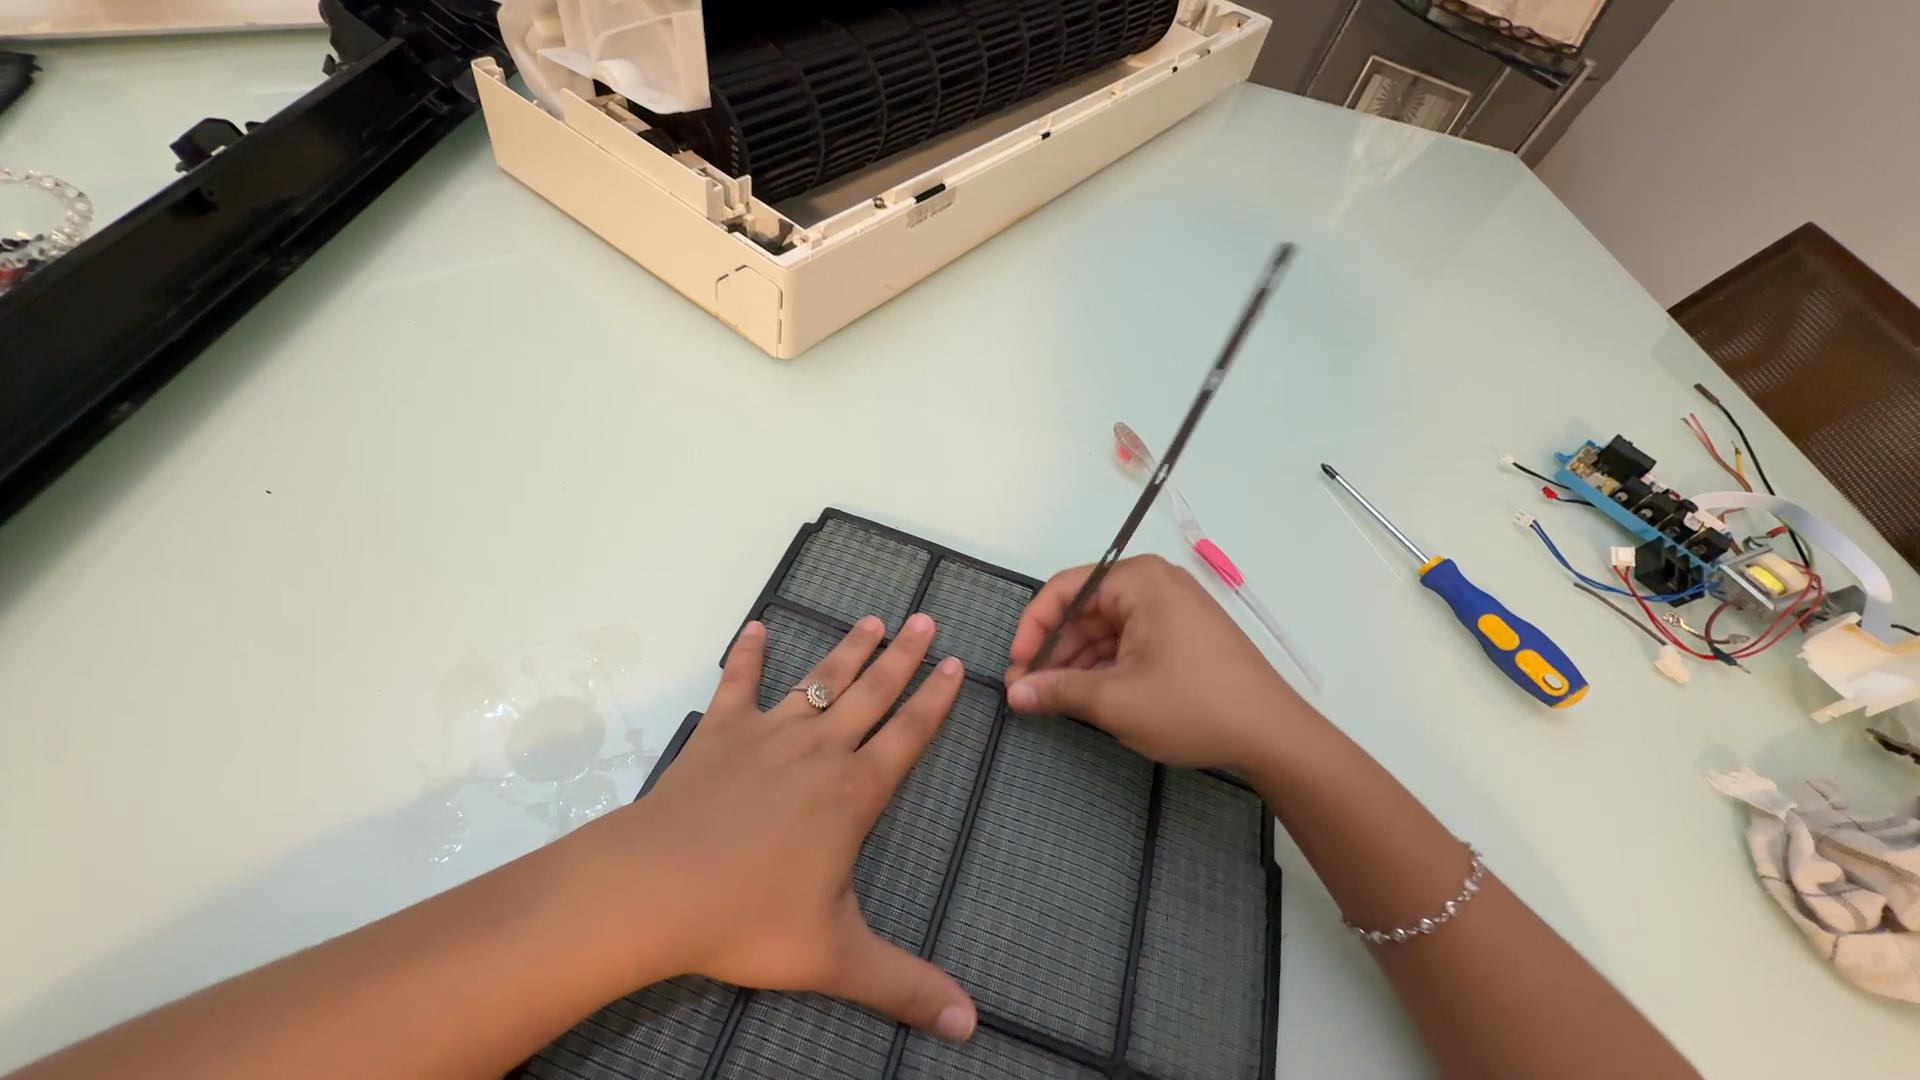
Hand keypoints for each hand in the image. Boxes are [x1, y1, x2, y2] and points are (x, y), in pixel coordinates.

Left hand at [600, 612, 976, 1040]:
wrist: (655, 889)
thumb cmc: (748, 919)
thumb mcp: (836, 958)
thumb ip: (905, 985)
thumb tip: (970, 1023)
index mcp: (853, 792)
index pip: (909, 736)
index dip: (936, 701)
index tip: (956, 666)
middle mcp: (820, 750)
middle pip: (874, 692)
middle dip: (905, 656)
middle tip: (927, 620)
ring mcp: (769, 733)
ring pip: (821, 680)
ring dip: (849, 648)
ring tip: (873, 618)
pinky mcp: (721, 731)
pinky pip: (739, 683)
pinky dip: (748, 655)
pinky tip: (757, 628)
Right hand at [1003, 554, 1308, 770]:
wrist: (1274, 735)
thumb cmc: (1192, 705)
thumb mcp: (1115, 700)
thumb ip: (1057, 690)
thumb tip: (1014, 693)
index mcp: (1138, 581)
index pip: (1064, 590)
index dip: (1032, 629)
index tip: (1015, 668)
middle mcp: (1153, 584)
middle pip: (1084, 610)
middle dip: (1053, 651)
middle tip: (1027, 692)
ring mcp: (1170, 609)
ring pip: (1104, 630)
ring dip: (1075, 663)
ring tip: (1050, 700)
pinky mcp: (1181, 636)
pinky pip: (1128, 642)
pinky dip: (1104, 667)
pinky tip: (1084, 696)